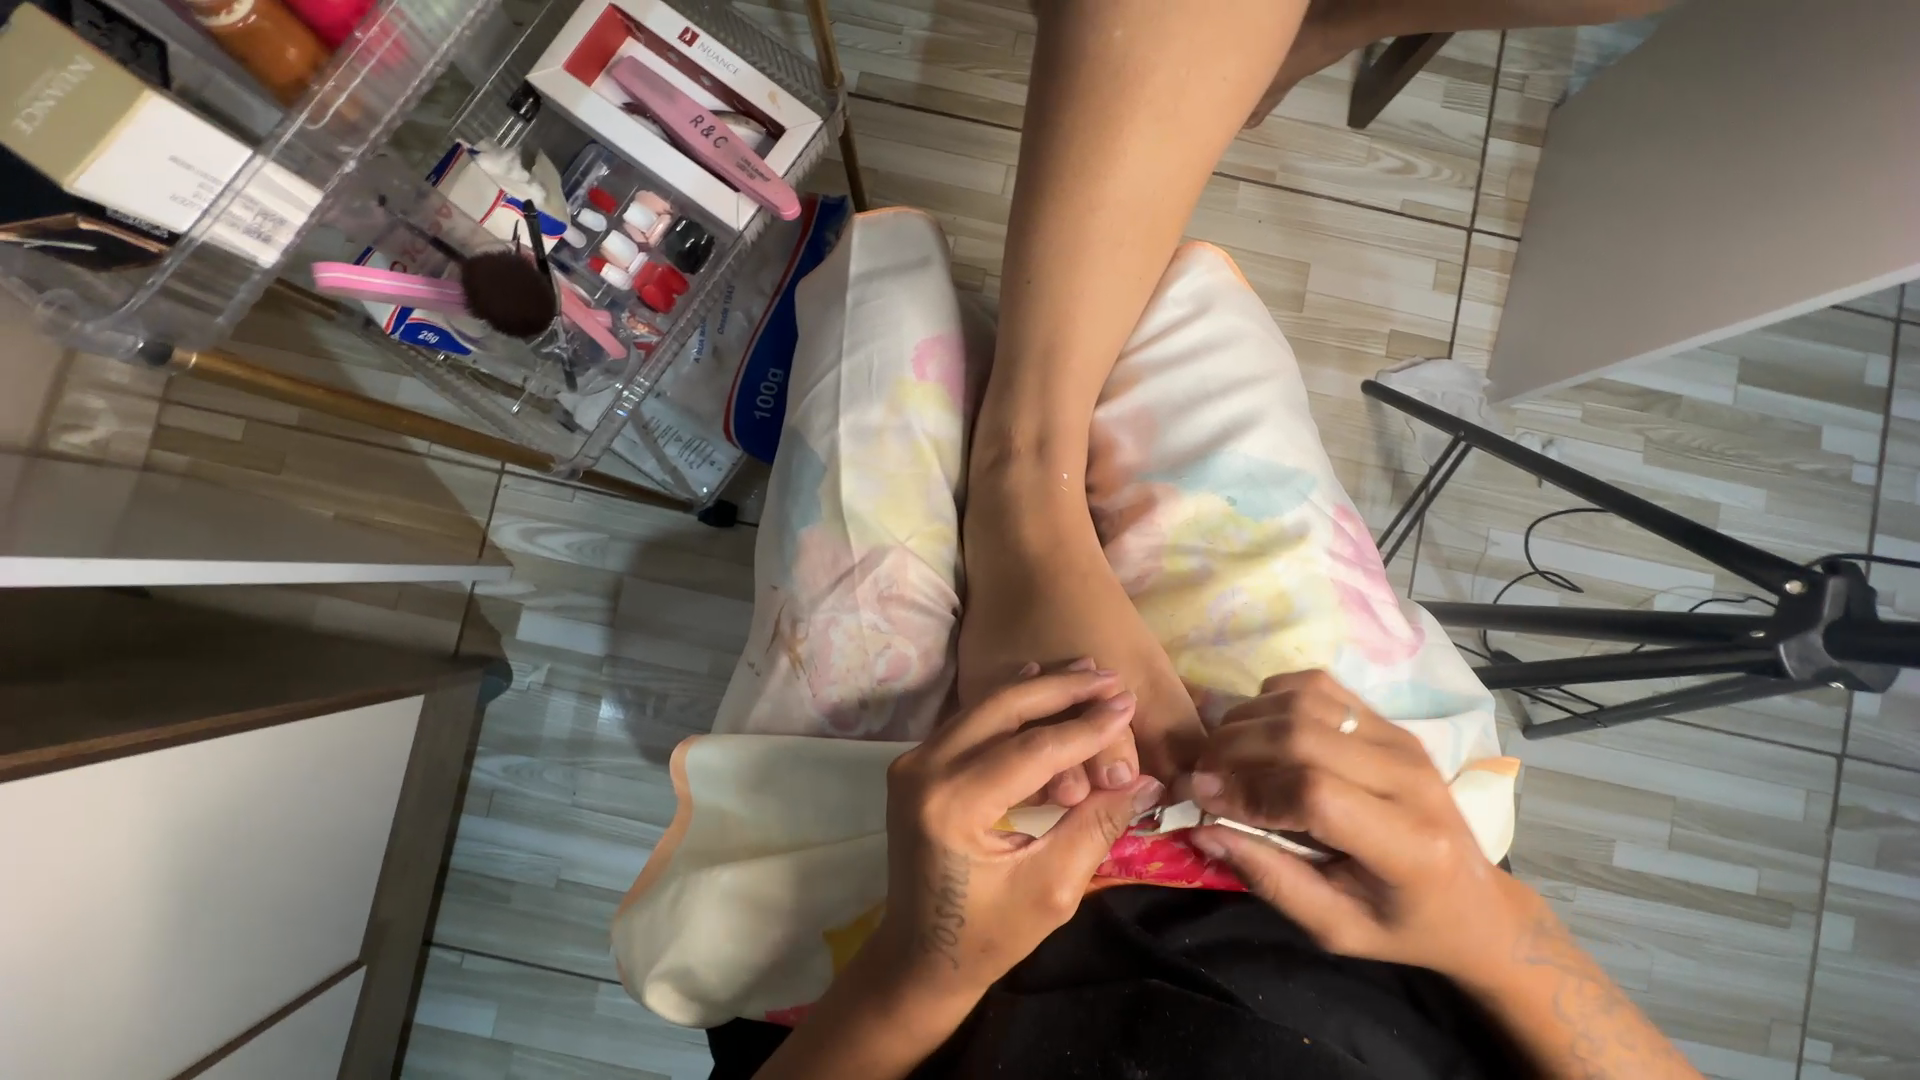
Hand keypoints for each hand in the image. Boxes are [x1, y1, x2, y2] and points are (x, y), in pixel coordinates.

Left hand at [871, 664, 1165, 998]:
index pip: (1033, 750)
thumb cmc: (987, 935)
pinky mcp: (917, 765)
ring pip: (985, 707)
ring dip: (1037, 689)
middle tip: (1110, 676)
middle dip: (1062, 689)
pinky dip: (1010, 706)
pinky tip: (1039, 684)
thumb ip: (1096, 826)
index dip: (1086, 727)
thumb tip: (1143, 778)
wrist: (919, 956)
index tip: (1128, 704)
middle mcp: (923, 771)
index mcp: (952, 806)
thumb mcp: (1052, 890)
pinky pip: (970, 722)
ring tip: (1086, 671)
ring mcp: (913, 763)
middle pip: (1003, 709)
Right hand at [1185, 670, 1534, 985]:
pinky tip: (1257, 728)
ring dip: (1248, 719)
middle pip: (1302, 736)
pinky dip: (1273, 697)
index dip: (1249, 791)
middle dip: (1235, 749)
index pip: (1316, 794)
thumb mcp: (1336, 928)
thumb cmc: (1402, 924)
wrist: (1475, 902)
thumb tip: (1202, 828)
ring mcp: (1401, 739)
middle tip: (1201, 772)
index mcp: (1409, 844)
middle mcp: (1410, 778)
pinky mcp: (1388, 721)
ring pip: (1305, 701)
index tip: (1204, 798)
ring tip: (1222, 750)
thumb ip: (1270, 879)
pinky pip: (1317, 686)